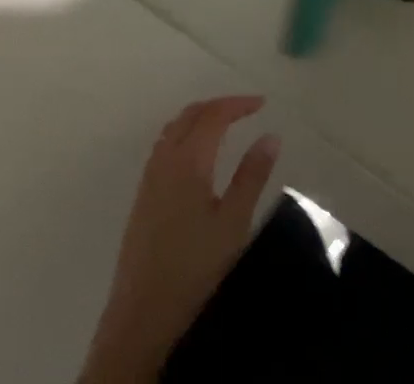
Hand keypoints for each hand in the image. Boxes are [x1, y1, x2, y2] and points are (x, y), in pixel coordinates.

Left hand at [84, 96, 280, 381]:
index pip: (212, 116)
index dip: (237, 104)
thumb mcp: (234, 221)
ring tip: (226, 124)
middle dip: (217, 105)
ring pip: (172, 131)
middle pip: (188, 116)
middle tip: (246, 108)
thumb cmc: (195, 265)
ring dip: (199, 118)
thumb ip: (252, 175)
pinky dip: (185, 134)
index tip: (262, 103)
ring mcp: (148, 180)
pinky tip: (199, 154)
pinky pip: (163, 147)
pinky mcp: (143, 198)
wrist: (143, 311)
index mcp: (187, 163)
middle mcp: (163, 163)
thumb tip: (270, 136)